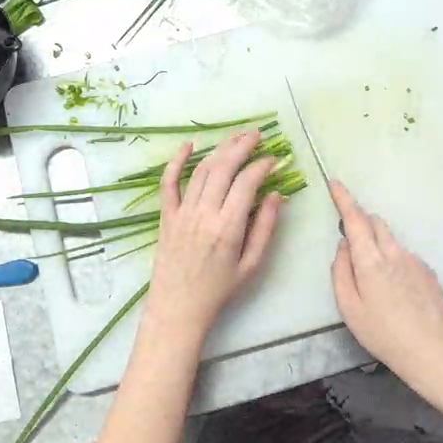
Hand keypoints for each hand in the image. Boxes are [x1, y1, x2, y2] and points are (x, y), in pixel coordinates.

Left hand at [143, 130, 284, 341]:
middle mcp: (204, 214)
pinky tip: (188, 145)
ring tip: (236, 138)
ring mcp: (182, 212)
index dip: (262, 166)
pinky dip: (177, 161)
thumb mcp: (251, 265)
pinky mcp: (167, 216)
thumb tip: (275, 196)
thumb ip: (265, 228)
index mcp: (228, 227)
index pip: (247, 182)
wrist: (178, 307)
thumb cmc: (219, 290)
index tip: (275, 159)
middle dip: (242, 146)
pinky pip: (169, 183)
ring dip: (219, 149)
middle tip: (257, 135)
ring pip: (201, 170)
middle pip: (223, 168)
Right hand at [330, 181, 442, 390]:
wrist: (434, 351)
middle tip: (349, 243)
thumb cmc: (384, 334)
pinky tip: (394, 293)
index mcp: (371, 260)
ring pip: (390, 240)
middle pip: (376, 223)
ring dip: (377, 245)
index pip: (355, 219)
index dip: (344, 199)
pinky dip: (392, 262)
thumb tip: (344, 247)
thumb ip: (341, 272)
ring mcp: (414, 260)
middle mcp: (394, 252)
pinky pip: (403, 256)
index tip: (334, 183)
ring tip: (373, 282)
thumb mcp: (349, 308)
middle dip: (360, 222)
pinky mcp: (428, 272)